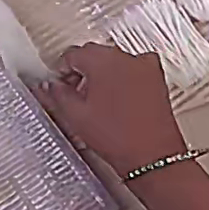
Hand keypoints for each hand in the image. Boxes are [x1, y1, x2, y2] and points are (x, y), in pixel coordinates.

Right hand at [34, 44, 186, 175]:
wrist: (151, 157)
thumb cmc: (119, 137)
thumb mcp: (75, 114)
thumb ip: (57, 93)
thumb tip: (51, 86)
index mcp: (101, 61)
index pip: (72, 54)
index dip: (61, 70)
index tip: (60, 83)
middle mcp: (124, 59)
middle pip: (93, 53)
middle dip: (80, 69)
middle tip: (74, 91)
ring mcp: (144, 67)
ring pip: (113, 59)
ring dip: (101, 71)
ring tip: (96, 97)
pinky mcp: (156, 79)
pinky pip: (134, 67)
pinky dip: (124, 75)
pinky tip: (118, 95)